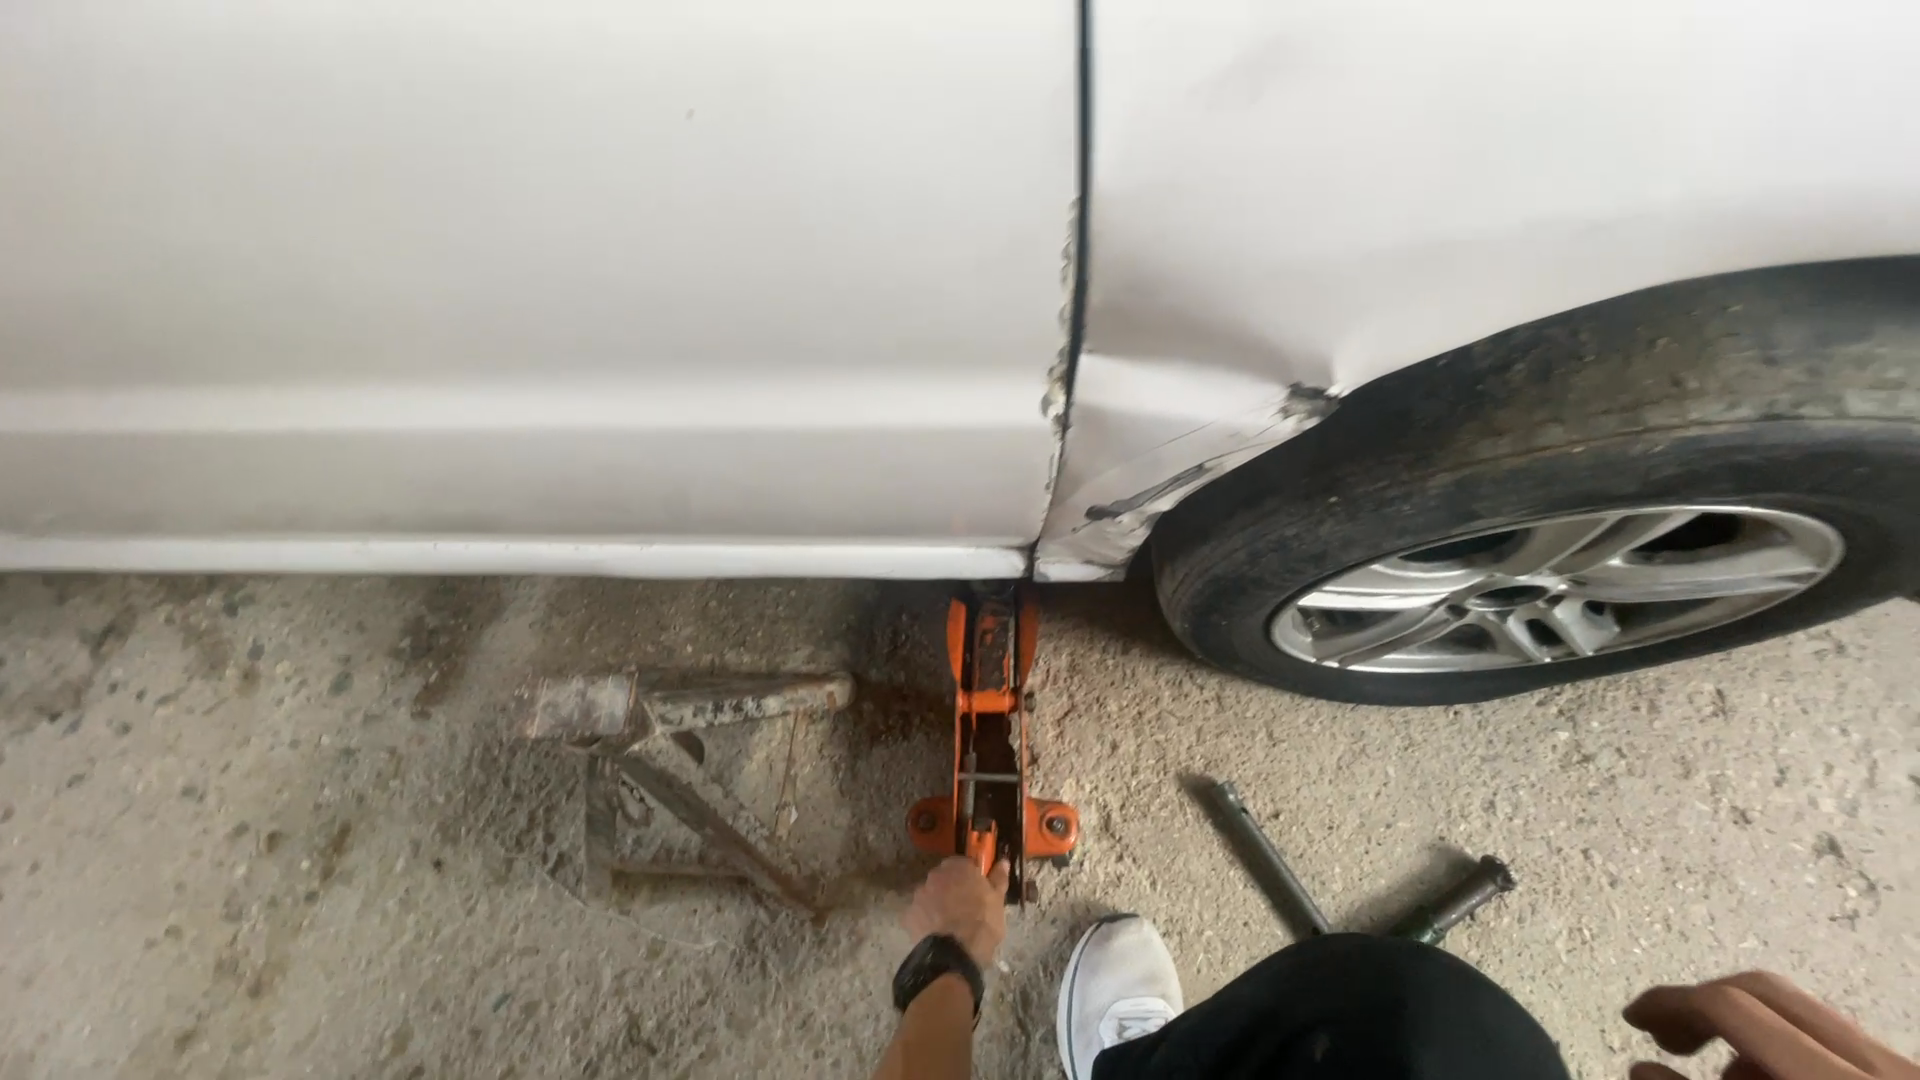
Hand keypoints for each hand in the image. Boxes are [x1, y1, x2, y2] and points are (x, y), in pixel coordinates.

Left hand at [902, 856, 1009, 968]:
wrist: (956, 955)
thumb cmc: (982, 923)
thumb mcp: (998, 901)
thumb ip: (998, 878)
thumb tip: (1003, 862)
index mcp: (957, 866)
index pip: (964, 863)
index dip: (971, 875)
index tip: (978, 888)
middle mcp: (935, 875)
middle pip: (945, 877)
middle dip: (953, 888)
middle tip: (965, 906)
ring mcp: (919, 894)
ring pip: (931, 894)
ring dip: (938, 902)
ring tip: (951, 922)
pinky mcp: (909, 915)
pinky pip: (920, 912)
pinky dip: (927, 918)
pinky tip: (937, 932)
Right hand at [1625, 971, 1918, 1079]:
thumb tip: (1641, 1069)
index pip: (1732, 1005)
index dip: (1669, 1003)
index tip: (1633, 1022)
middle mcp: (1887, 1068)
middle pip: (1766, 991)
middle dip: (1703, 1007)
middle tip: (1667, 1038)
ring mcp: (1910, 1073)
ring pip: (1806, 1018)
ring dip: (1747, 1037)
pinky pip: (1842, 1046)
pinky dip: (1792, 1058)